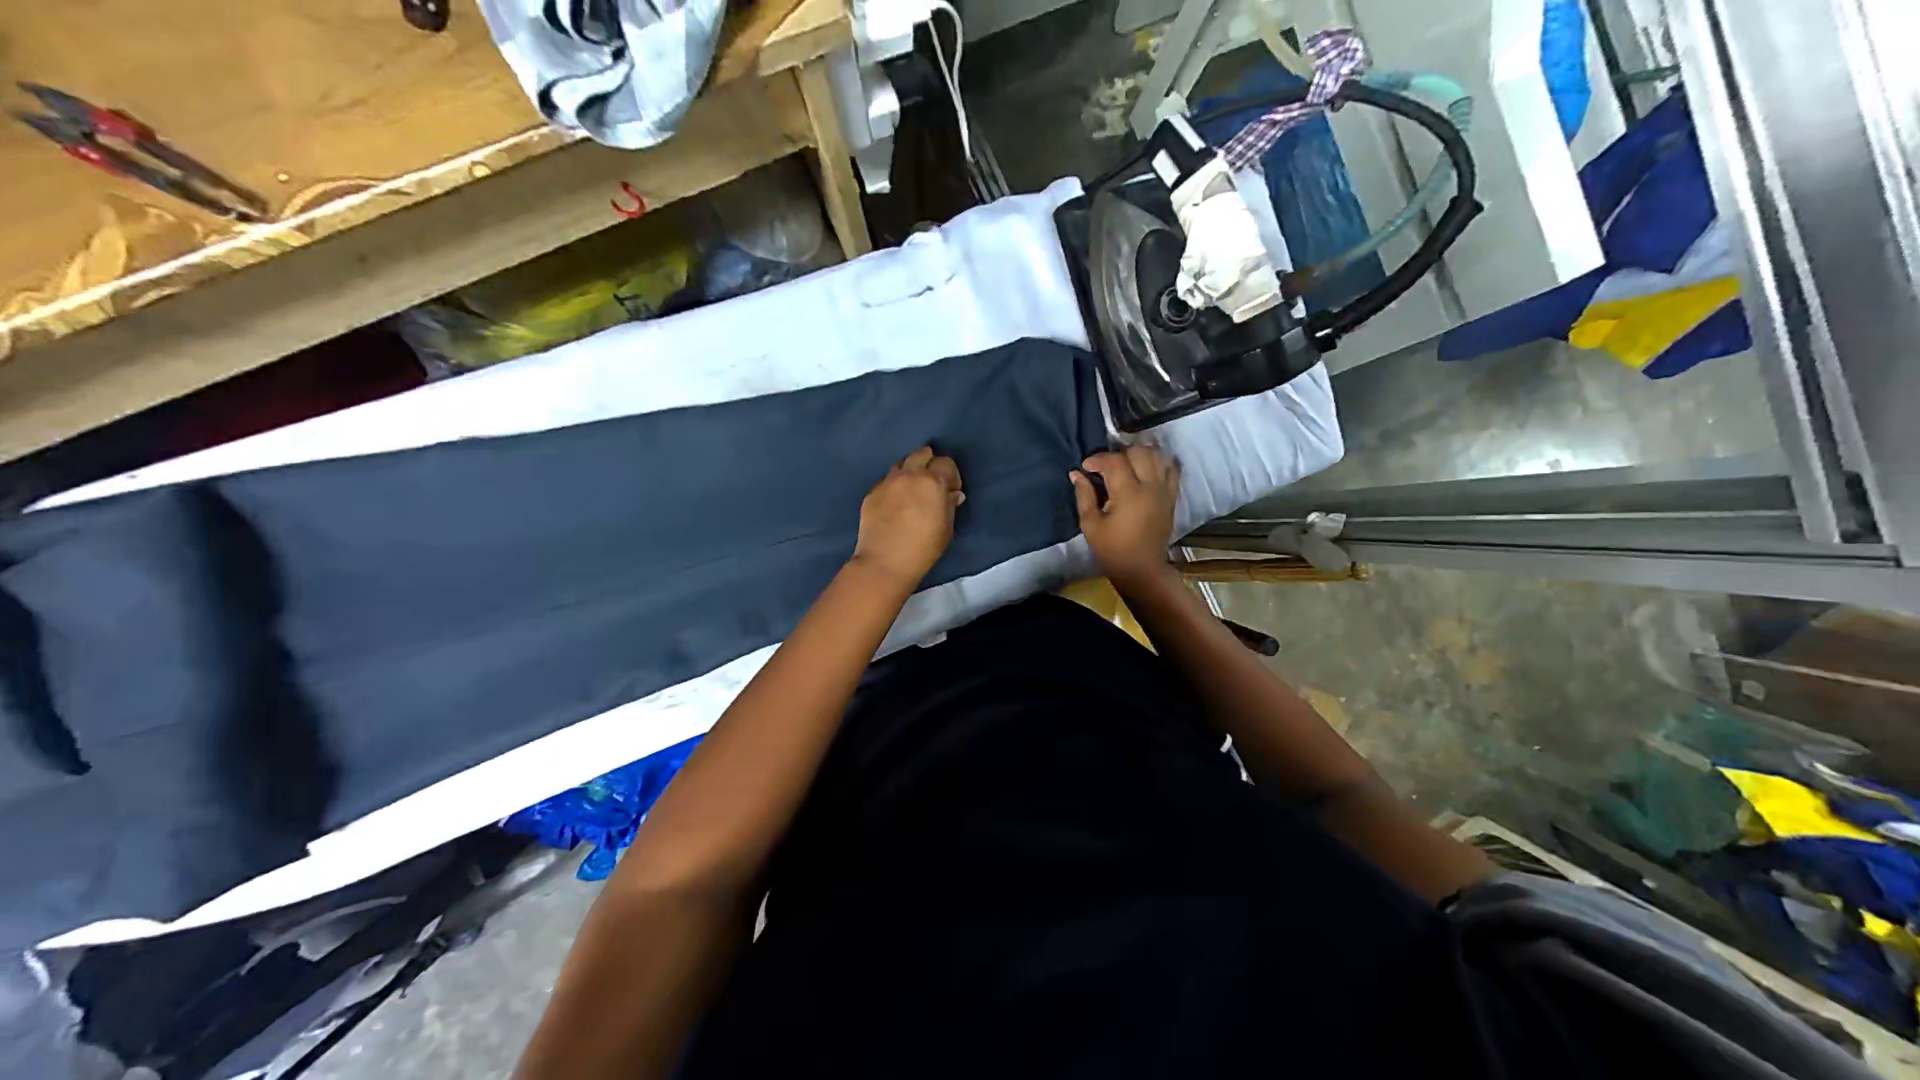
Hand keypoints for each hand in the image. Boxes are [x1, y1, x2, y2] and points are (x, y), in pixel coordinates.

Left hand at [850, 446, 963, 588]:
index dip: (951, 475)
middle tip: (931, 483)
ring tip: (911, 491)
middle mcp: (908, 475)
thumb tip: (952, 494)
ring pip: (901, 465)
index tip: (951, 491)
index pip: (946, 463)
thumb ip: (950, 506)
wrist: (884, 562)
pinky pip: (886, 481)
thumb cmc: (923, 548)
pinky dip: (894, 486)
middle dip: (929, 463)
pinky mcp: (871, 493)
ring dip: (910, 472)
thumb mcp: (946, 529)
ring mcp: (887, 482)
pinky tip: (894, 503)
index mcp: (931, 482)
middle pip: (921, 454)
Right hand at [1070, 445, 1179, 587]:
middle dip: (1119, 453)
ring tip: (1126, 466)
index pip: (1114, 461)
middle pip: (1139, 451)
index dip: (1097, 459)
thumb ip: (1084, 495)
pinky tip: (1146, 470)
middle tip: (1107, 467)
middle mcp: (1150, 487)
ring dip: (1140, 454)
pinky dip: (1159, 463)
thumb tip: (1076, 473)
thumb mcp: (1090, 525)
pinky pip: (1171, 469)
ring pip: (1158, 455)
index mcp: (1128, 494)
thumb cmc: (1112, 550)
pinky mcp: (1172, 496)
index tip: (1086, 467)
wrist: (1142, 569)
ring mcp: (1165, 490)